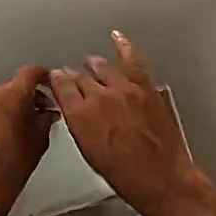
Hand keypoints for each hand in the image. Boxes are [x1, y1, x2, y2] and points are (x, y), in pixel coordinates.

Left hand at [0, 65, 54, 212]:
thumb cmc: (11, 164)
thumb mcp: (40, 137)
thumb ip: (46, 117)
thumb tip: (47, 112)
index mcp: (14, 93)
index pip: (31, 72)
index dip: (43, 77)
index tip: (48, 83)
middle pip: (16, 85)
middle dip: (30, 96)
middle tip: (41, 111)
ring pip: (1, 96)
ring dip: (13, 105)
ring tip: (23, 125)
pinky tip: (6, 131)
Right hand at [50, 32, 205, 215]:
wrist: (160, 178)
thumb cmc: (126, 175)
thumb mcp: (89, 151)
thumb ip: (79, 124)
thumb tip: (76, 113)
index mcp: (80, 115)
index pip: (62, 86)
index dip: (57, 81)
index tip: (55, 79)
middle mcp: (99, 98)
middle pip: (80, 76)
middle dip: (73, 75)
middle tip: (71, 75)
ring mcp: (123, 90)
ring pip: (102, 66)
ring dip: (93, 64)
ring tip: (89, 62)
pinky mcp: (144, 88)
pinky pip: (131, 60)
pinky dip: (123, 46)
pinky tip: (118, 37)